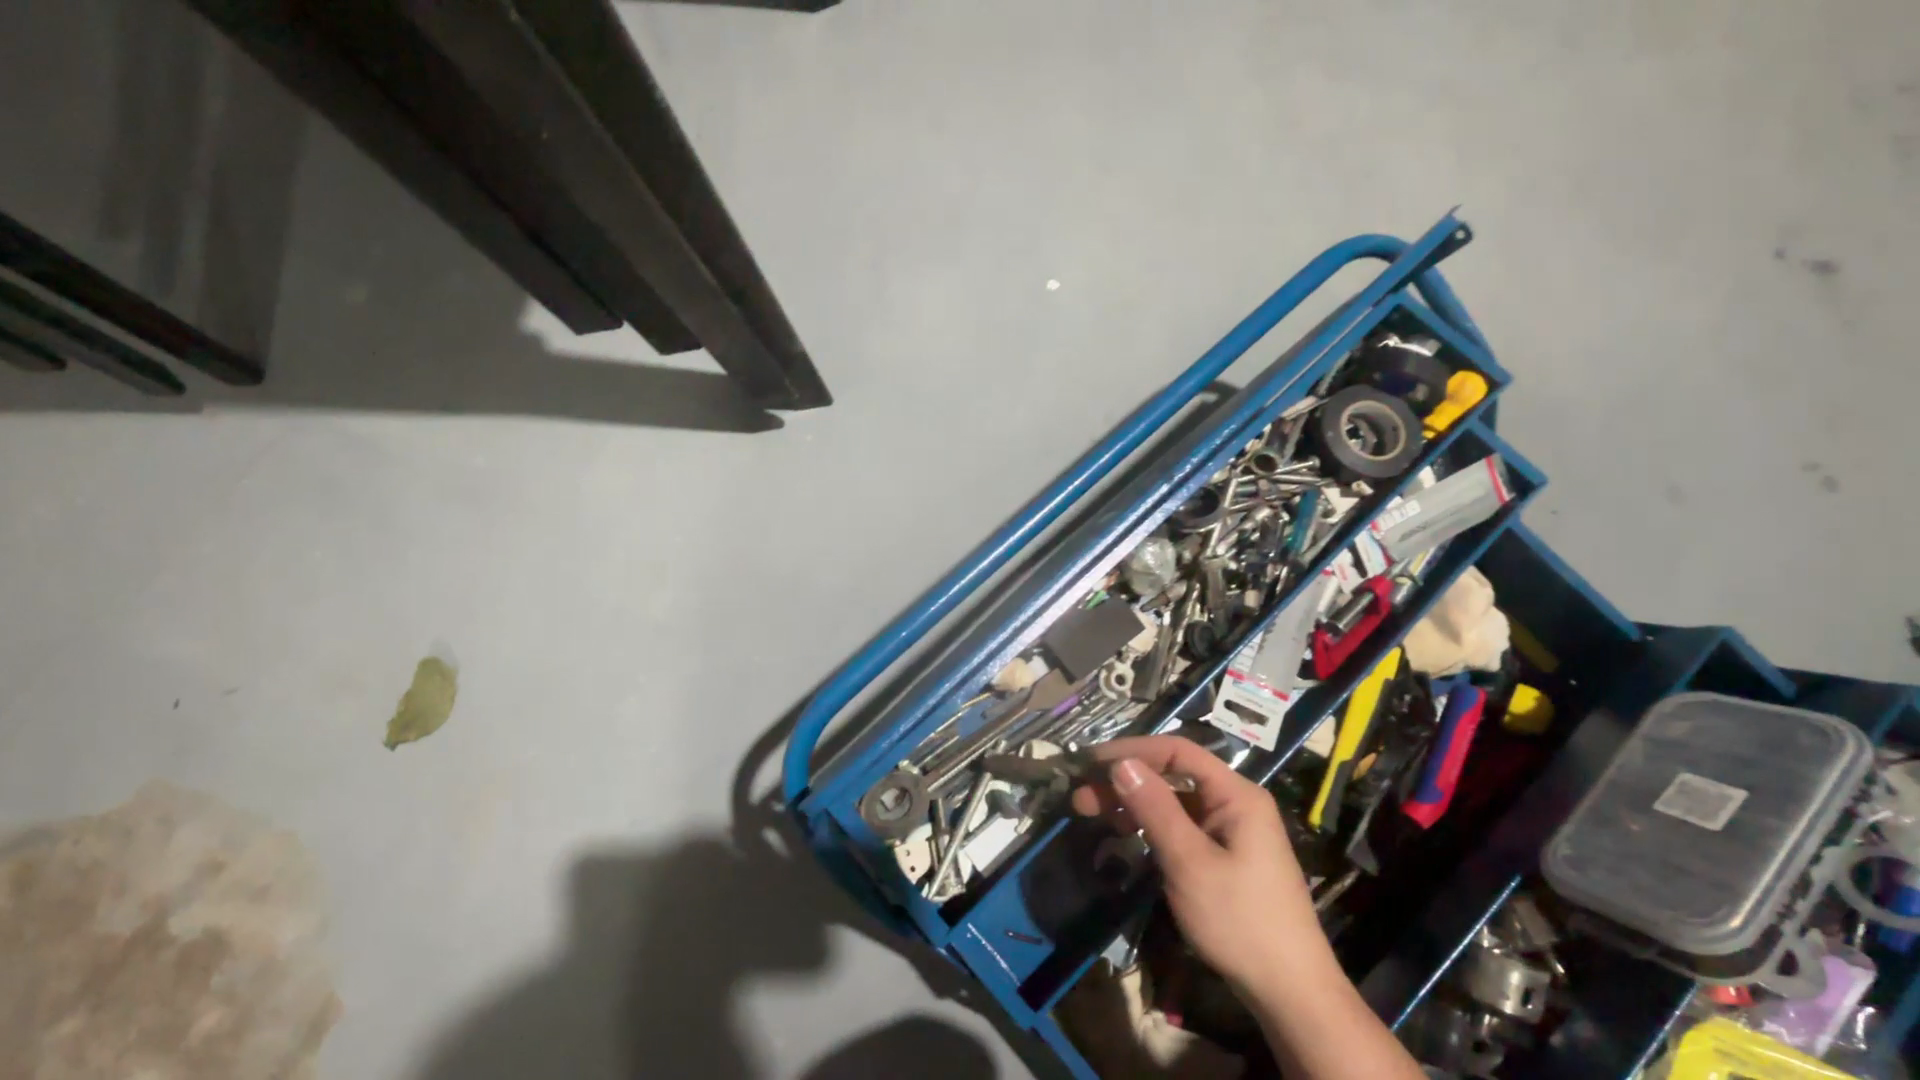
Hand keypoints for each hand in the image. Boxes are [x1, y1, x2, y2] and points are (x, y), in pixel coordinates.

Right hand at [1071, 735, 1326, 992]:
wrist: (1288, 988)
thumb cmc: (1239, 919)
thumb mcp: (1189, 862)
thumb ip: (1155, 808)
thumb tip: (1121, 763)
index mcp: (1236, 795)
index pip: (1178, 751)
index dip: (1132, 750)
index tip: (1090, 763)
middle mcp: (1234, 804)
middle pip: (1173, 776)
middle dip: (1126, 779)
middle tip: (1080, 796)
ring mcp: (1230, 831)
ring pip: (1174, 802)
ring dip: (1133, 803)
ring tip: (1091, 813)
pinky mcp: (1223, 857)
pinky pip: (1181, 827)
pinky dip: (1150, 826)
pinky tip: (1125, 835)